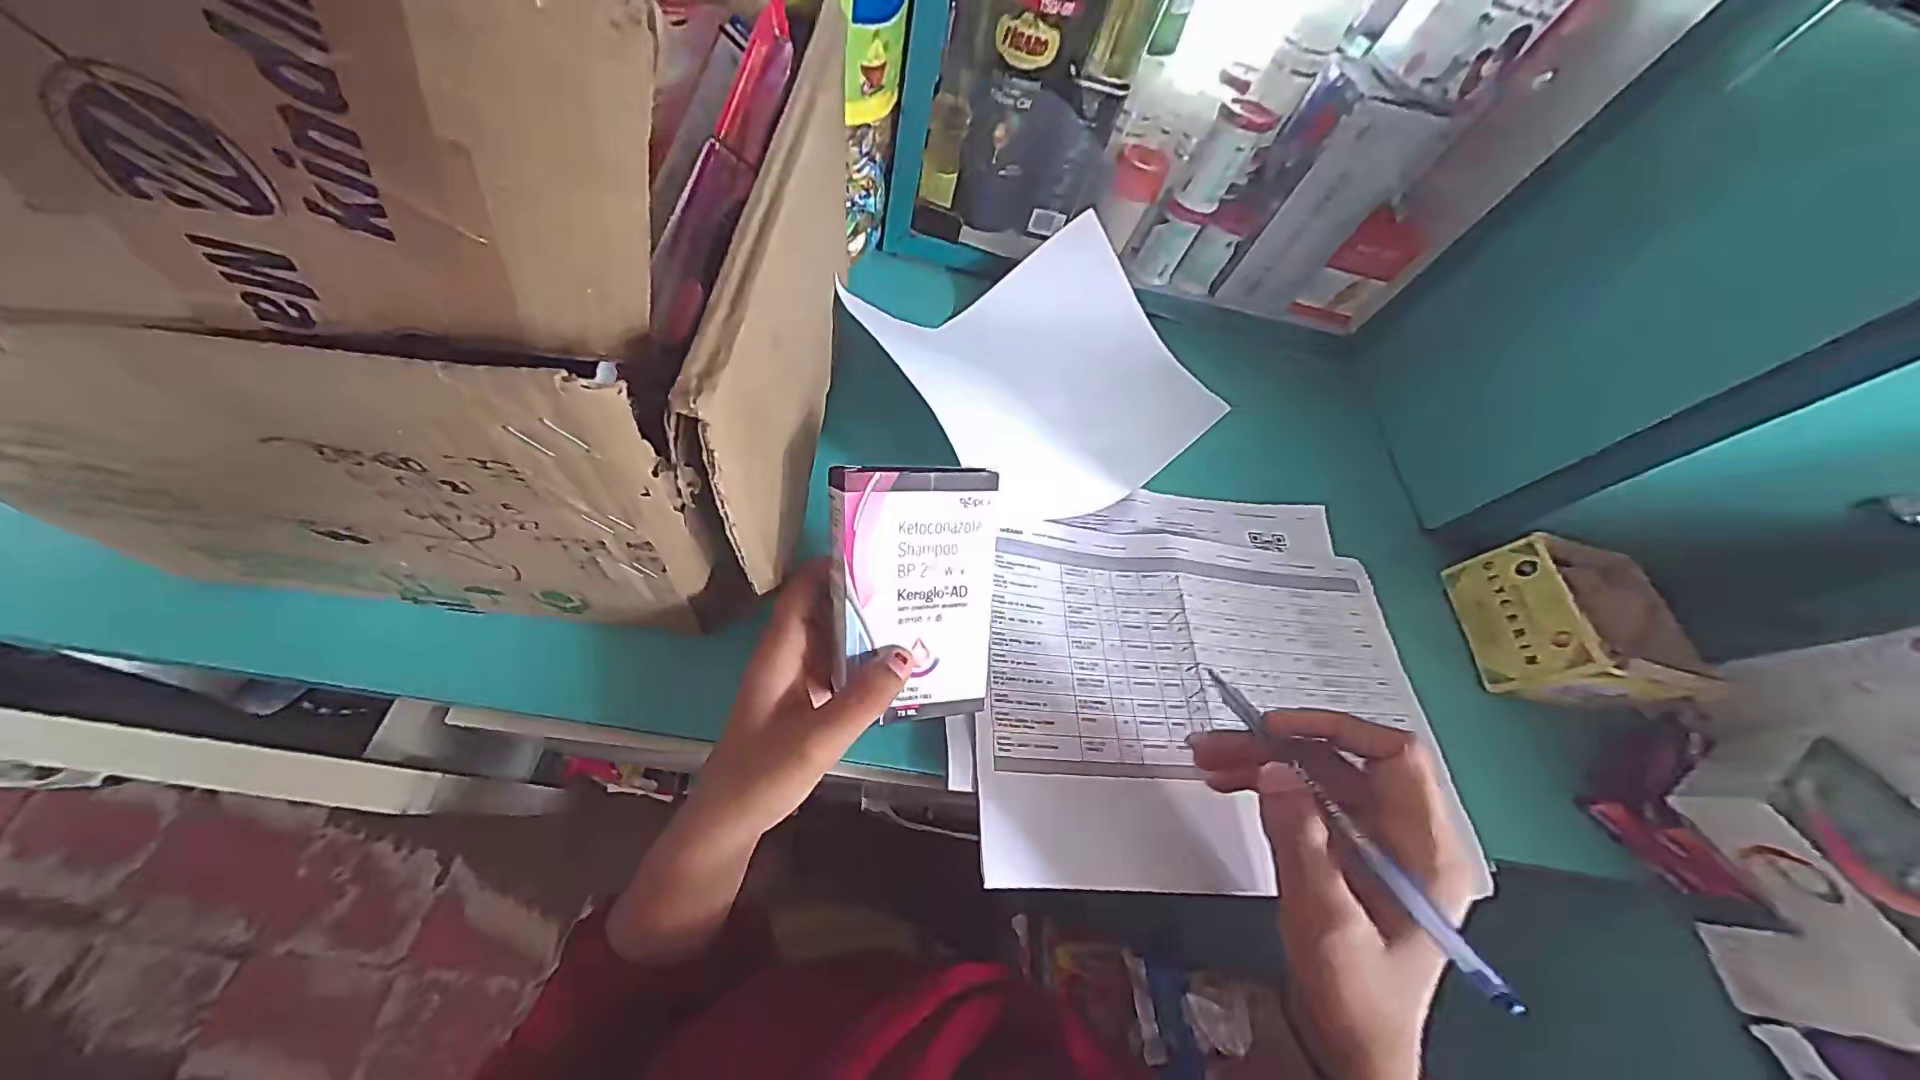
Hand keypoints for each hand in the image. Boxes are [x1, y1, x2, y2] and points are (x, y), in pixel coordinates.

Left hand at [679, 557, 910, 845]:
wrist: (729, 821)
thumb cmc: (762, 775)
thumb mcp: (818, 738)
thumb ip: (863, 698)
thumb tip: (906, 654)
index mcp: (780, 652)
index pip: (803, 590)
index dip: (832, 566)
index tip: (876, 554)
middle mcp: (788, 657)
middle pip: (824, 610)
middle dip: (862, 596)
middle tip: (910, 586)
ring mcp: (796, 679)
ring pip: (834, 640)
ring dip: (867, 630)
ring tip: (912, 619)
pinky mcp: (806, 701)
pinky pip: (838, 668)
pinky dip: (864, 663)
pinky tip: (895, 668)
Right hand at [1190, 711, 1473, 1079]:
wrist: (1349, 1043)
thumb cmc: (1353, 994)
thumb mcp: (1325, 919)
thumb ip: (1300, 840)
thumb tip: (1274, 769)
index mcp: (1426, 850)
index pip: (1395, 758)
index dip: (1336, 730)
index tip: (1276, 728)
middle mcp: (1402, 834)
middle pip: (1341, 763)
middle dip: (1276, 747)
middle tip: (1218, 744)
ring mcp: (1371, 839)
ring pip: (1314, 775)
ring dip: (1260, 761)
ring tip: (1207, 758)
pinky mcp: (1341, 845)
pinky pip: (1302, 797)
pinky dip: (1263, 784)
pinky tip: (1225, 781)